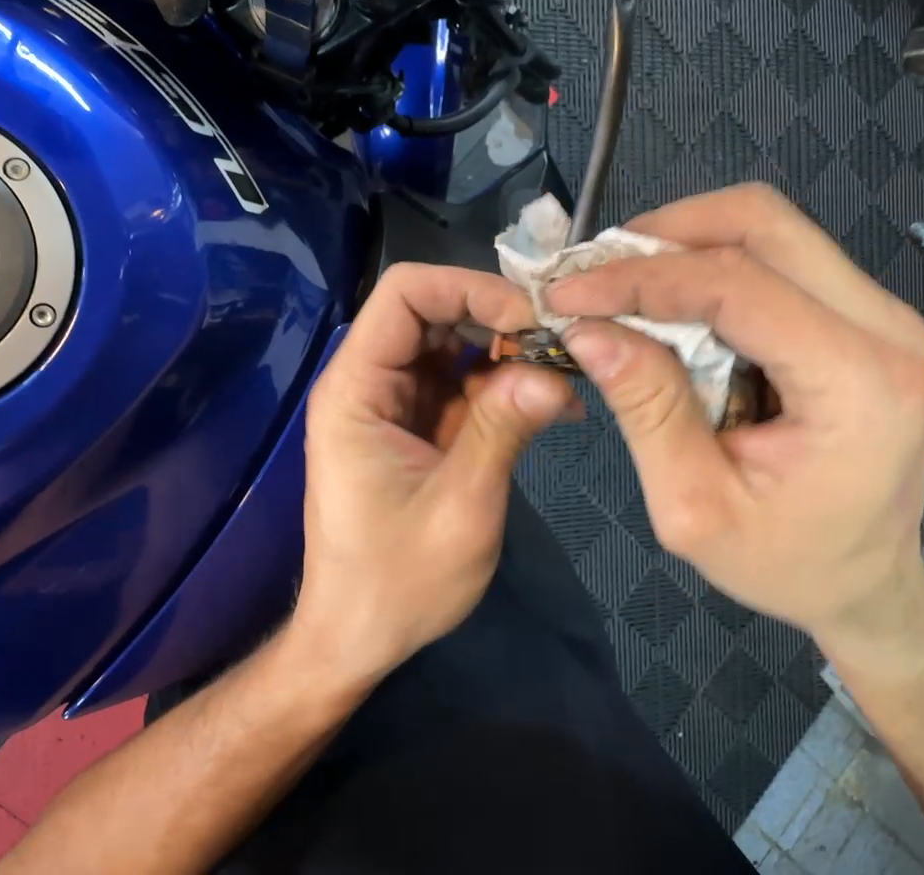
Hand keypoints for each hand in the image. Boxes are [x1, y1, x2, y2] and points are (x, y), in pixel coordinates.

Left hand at [292, 263, 574, 684]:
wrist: (357, 635)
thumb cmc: (396, 583)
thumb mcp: (460, 509)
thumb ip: (502, 431)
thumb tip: (555, 371)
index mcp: (357, 390)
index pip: (405, 294)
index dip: (470, 288)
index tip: (532, 320)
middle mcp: (369, 383)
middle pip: (433, 311)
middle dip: (499, 318)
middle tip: (564, 346)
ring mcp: (393, 403)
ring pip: (453, 343)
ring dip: (509, 353)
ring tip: (566, 378)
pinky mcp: (415, 425)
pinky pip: (461, 382)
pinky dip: (504, 386)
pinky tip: (550, 404)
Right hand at [546, 184, 923, 642]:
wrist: (867, 584)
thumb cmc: (786, 562)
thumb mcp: (695, 508)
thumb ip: (647, 411)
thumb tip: (585, 330)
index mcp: (856, 382)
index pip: (735, 285)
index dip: (638, 278)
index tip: (563, 293)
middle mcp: (883, 327)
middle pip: (762, 222)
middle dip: (661, 234)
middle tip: (590, 272)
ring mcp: (879, 312)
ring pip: (768, 225)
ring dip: (681, 241)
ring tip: (616, 282)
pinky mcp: (859, 314)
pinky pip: (775, 255)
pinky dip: (706, 261)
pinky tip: (661, 297)